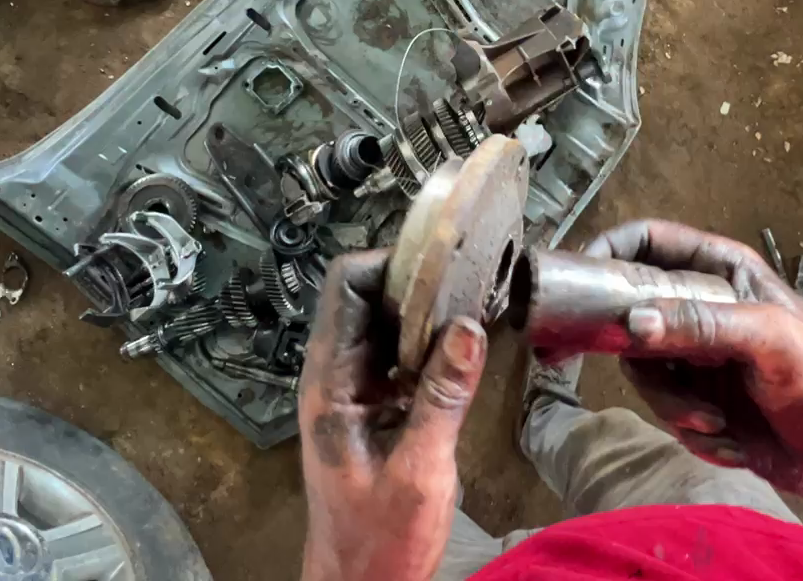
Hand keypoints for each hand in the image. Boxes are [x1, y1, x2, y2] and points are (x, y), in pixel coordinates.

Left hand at [299, 249, 487, 580]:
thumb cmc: (379, 539)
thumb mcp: (419, 470)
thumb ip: (443, 397)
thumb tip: (471, 327)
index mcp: (331, 378)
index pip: (346, 285)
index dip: (389, 264)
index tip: (440, 264)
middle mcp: (337, 370)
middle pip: (366, 295)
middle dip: (414, 282)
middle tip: (466, 279)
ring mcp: (355, 384)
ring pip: (386, 321)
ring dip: (425, 310)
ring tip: (471, 300)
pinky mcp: (376, 400)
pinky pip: (400, 351)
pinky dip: (430, 339)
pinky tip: (463, 341)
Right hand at [581, 219, 802, 510]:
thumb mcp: (768, 341)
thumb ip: (700, 323)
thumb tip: (634, 320)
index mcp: (720, 270)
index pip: (649, 240)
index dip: (610, 250)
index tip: (581, 279)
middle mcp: (700, 305)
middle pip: (632, 307)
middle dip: (637, 348)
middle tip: (640, 369)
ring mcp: (695, 353)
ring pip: (641, 364)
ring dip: (670, 399)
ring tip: (712, 420)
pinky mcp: (695, 397)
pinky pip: (661, 404)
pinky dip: (687, 425)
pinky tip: (727, 437)